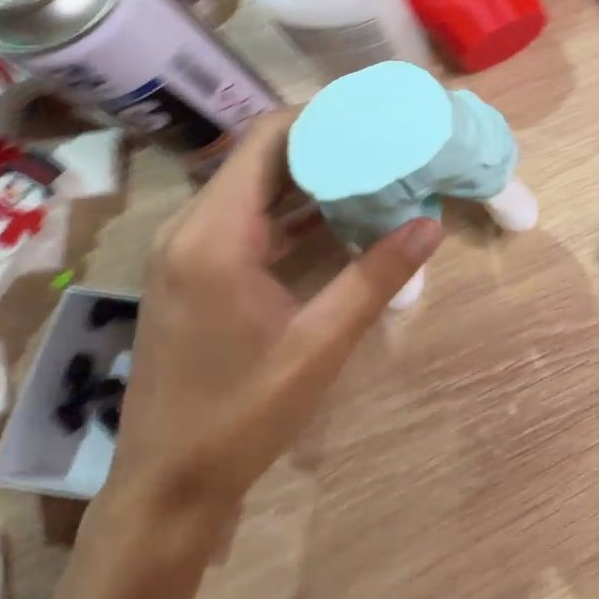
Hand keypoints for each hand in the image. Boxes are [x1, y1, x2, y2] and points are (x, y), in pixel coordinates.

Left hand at [108, 110, 444, 520]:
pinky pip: (244, 221)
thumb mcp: (319, 344)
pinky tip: (336, 217)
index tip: (373, 113)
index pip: (265, 140)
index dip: (319, 116)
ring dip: (307, 176)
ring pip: (252, 189)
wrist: (168, 484)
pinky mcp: (192, 275)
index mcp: (214, 236)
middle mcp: (190, 230)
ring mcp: (185, 253)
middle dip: (323, 142)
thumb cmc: (241, 413)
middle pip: (259, 158)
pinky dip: (289, 211)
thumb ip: (375, 277)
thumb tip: (430, 224)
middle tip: (384, 138)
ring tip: (371, 167)